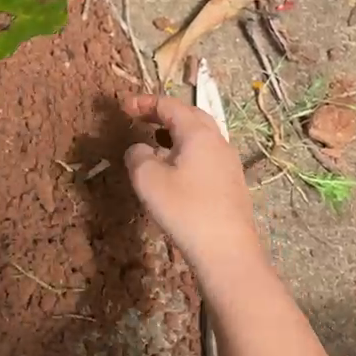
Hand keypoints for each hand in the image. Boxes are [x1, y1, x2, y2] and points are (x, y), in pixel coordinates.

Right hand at [123, 94, 262, 274]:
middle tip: (140, 117)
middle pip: (190, 116)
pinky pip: (205, 154)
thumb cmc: (185, 209)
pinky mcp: (231, 184)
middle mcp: (218, 142)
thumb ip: (137, 155)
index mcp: (198, 134)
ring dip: (175, 132)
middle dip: (163, 112)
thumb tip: (140, 149)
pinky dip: (185, 150)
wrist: (227, 252)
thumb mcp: (147, 178)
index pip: (170, 105)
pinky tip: (173, 168)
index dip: (145, 102)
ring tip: (154, 140)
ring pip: (200, 136)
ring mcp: (228, 164)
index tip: (124, 107)